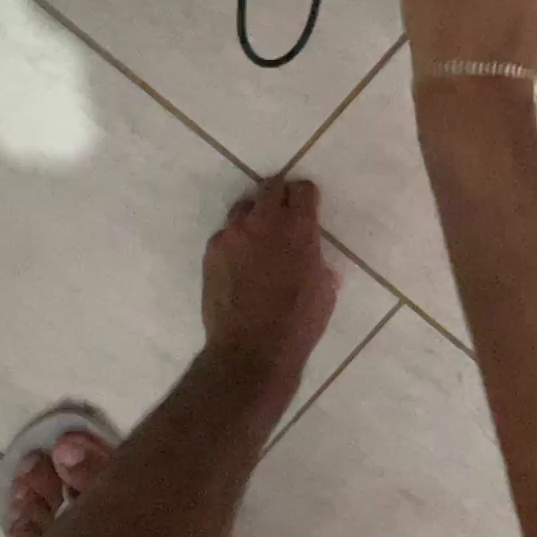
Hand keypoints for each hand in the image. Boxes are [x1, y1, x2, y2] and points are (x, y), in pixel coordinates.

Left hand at [202, 179, 340, 378]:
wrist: (251, 349)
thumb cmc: (298, 323)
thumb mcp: (324, 290)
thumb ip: (318, 262)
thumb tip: (313, 258)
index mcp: (299, 229)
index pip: (303, 190)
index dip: (306, 196)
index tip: (307, 206)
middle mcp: (265, 222)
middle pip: (271, 187)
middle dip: (280, 195)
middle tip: (284, 213)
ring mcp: (234, 235)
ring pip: (244, 207)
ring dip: (255, 215)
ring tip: (259, 237)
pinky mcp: (212, 251)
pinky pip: (225, 234)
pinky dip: (235, 241)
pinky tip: (240, 263)